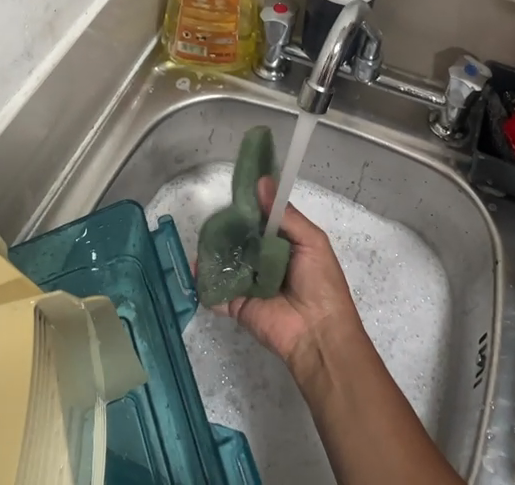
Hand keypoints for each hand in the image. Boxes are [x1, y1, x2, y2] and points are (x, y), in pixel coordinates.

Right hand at [217, 177, 363, 366]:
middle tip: (212, 215)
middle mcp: (265, 261)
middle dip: (227, 228)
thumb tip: (263, 181)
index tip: (234, 190)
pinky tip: (193, 267)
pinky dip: (203, 280)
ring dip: (213, 252)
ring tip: (200, 237)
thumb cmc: (320, 282)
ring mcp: (249, 282)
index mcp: (285, 244)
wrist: (317, 333)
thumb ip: (285, 215)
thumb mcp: (311, 241)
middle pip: (241, 240)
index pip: (262, 221)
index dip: (249, 207)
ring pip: (225, 262)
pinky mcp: (235, 304)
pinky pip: (215, 290)